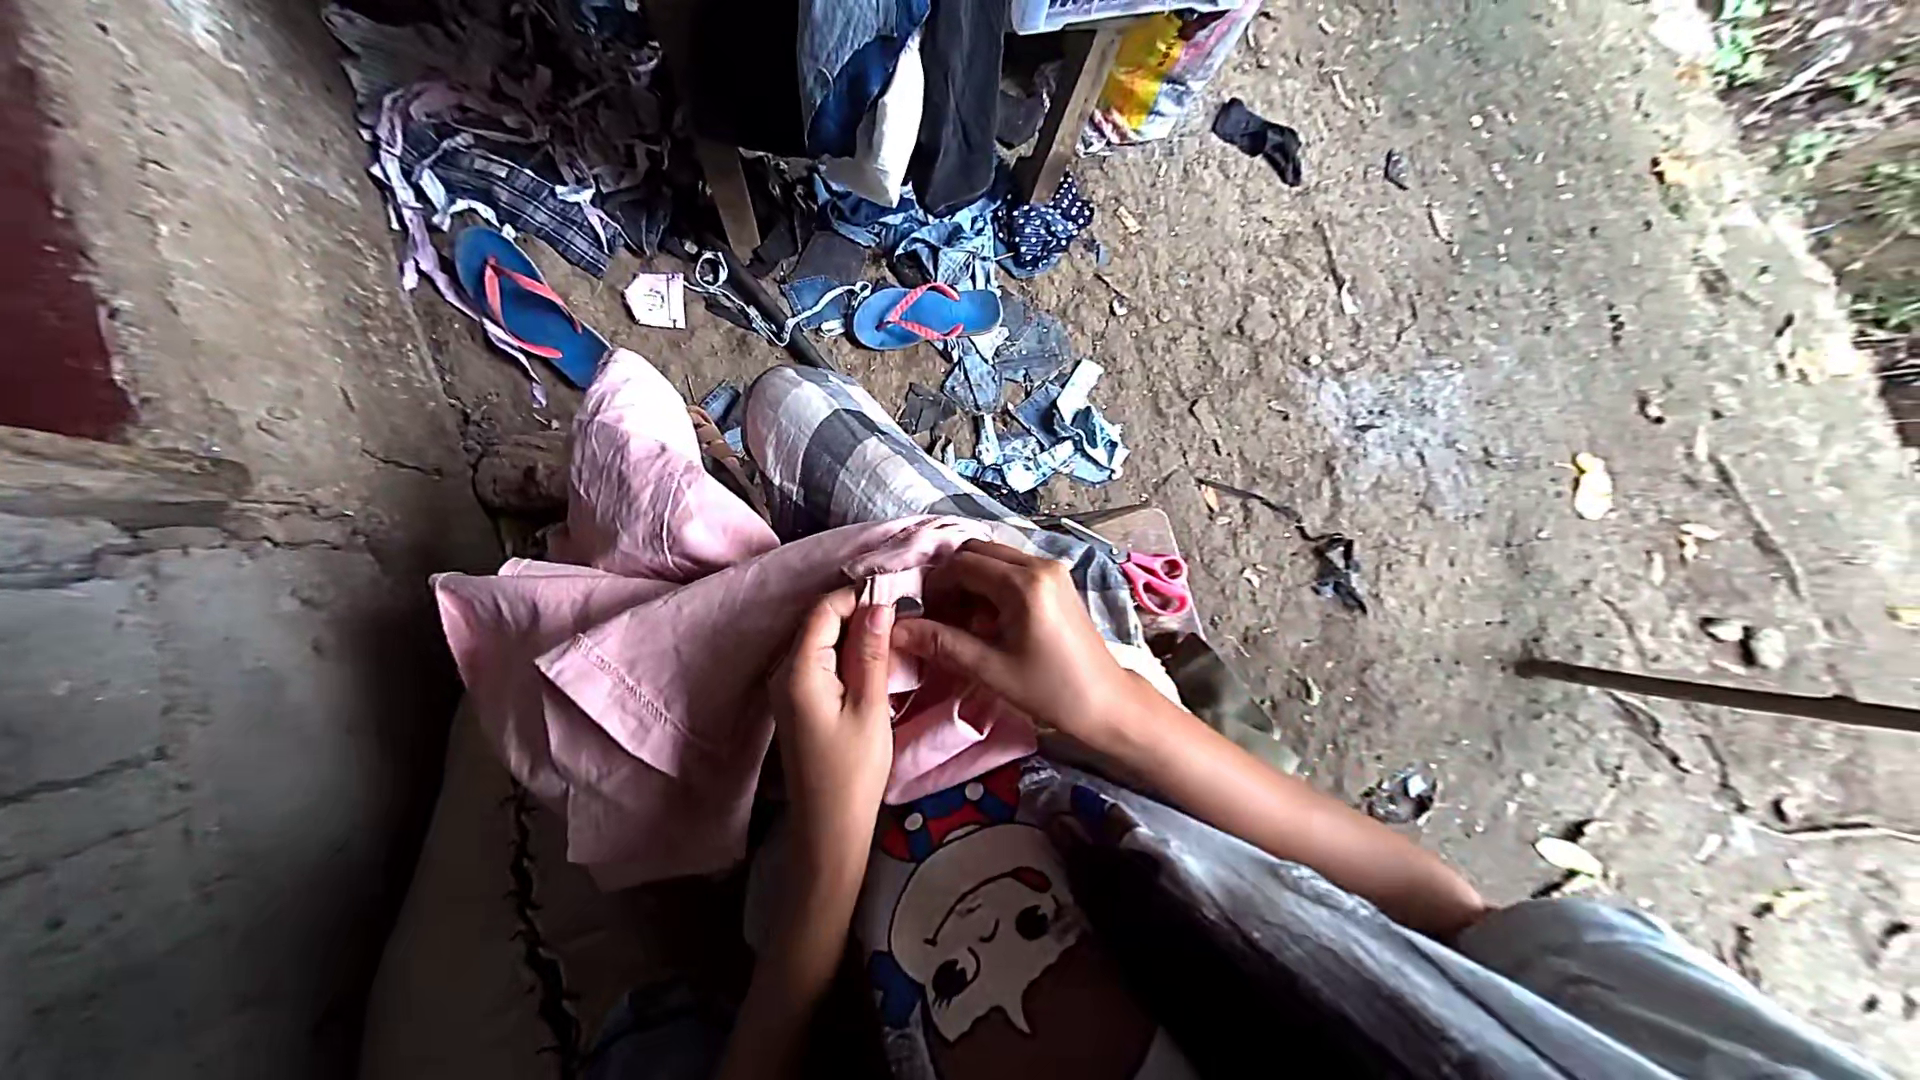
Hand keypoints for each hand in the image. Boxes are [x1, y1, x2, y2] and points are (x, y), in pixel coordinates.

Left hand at [772, 588, 895, 884]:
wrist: (829, 829)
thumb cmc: (853, 771)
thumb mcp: (870, 707)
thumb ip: (873, 652)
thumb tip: (880, 604)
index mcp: (798, 672)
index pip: (823, 611)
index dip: (856, 595)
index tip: (894, 593)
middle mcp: (783, 673)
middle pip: (818, 622)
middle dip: (857, 610)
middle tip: (900, 610)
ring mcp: (785, 688)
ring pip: (820, 639)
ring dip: (853, 629)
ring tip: (893, 628)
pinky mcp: (796, 700)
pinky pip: (819, 659)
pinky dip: (845, 650)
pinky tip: (872, 655)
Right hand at [890, 540, 1139, 740]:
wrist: (1107, 702)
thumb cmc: (1051, 690)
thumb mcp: (991, 669)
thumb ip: (942, 643)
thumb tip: (896, 630)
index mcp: (1024, 584)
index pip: (962, 564)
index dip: (935, 586)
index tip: (925, 615)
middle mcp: (1039, 565)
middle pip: (977, 552)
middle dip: (952, 580)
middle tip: (942, 616)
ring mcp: (1052, 569)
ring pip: (994, 558)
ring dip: (972, 582)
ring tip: (965, 622)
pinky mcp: (1057, 580)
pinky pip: (1013, 568)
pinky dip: (992, 585)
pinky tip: (989, 620)